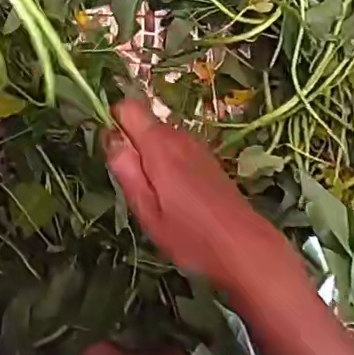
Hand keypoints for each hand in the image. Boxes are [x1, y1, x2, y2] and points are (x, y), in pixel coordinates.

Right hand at [103, 99, 300, 293]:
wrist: (245, 247)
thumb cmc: (190, 234)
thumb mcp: (146, 209)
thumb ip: (125, 168)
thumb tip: (108, 136)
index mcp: (159, 144)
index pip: (127, 107)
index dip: (114, 123)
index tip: (114, 155)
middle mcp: (178, 136)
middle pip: (143, 124)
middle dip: (132, 147)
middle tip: (136, 188)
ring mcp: (196, 146)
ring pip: (159, 138)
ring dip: (150, 159)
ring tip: (158, 198)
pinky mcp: (207, 159)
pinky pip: (176, 150)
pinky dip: (168, 165)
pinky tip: (178, 197)